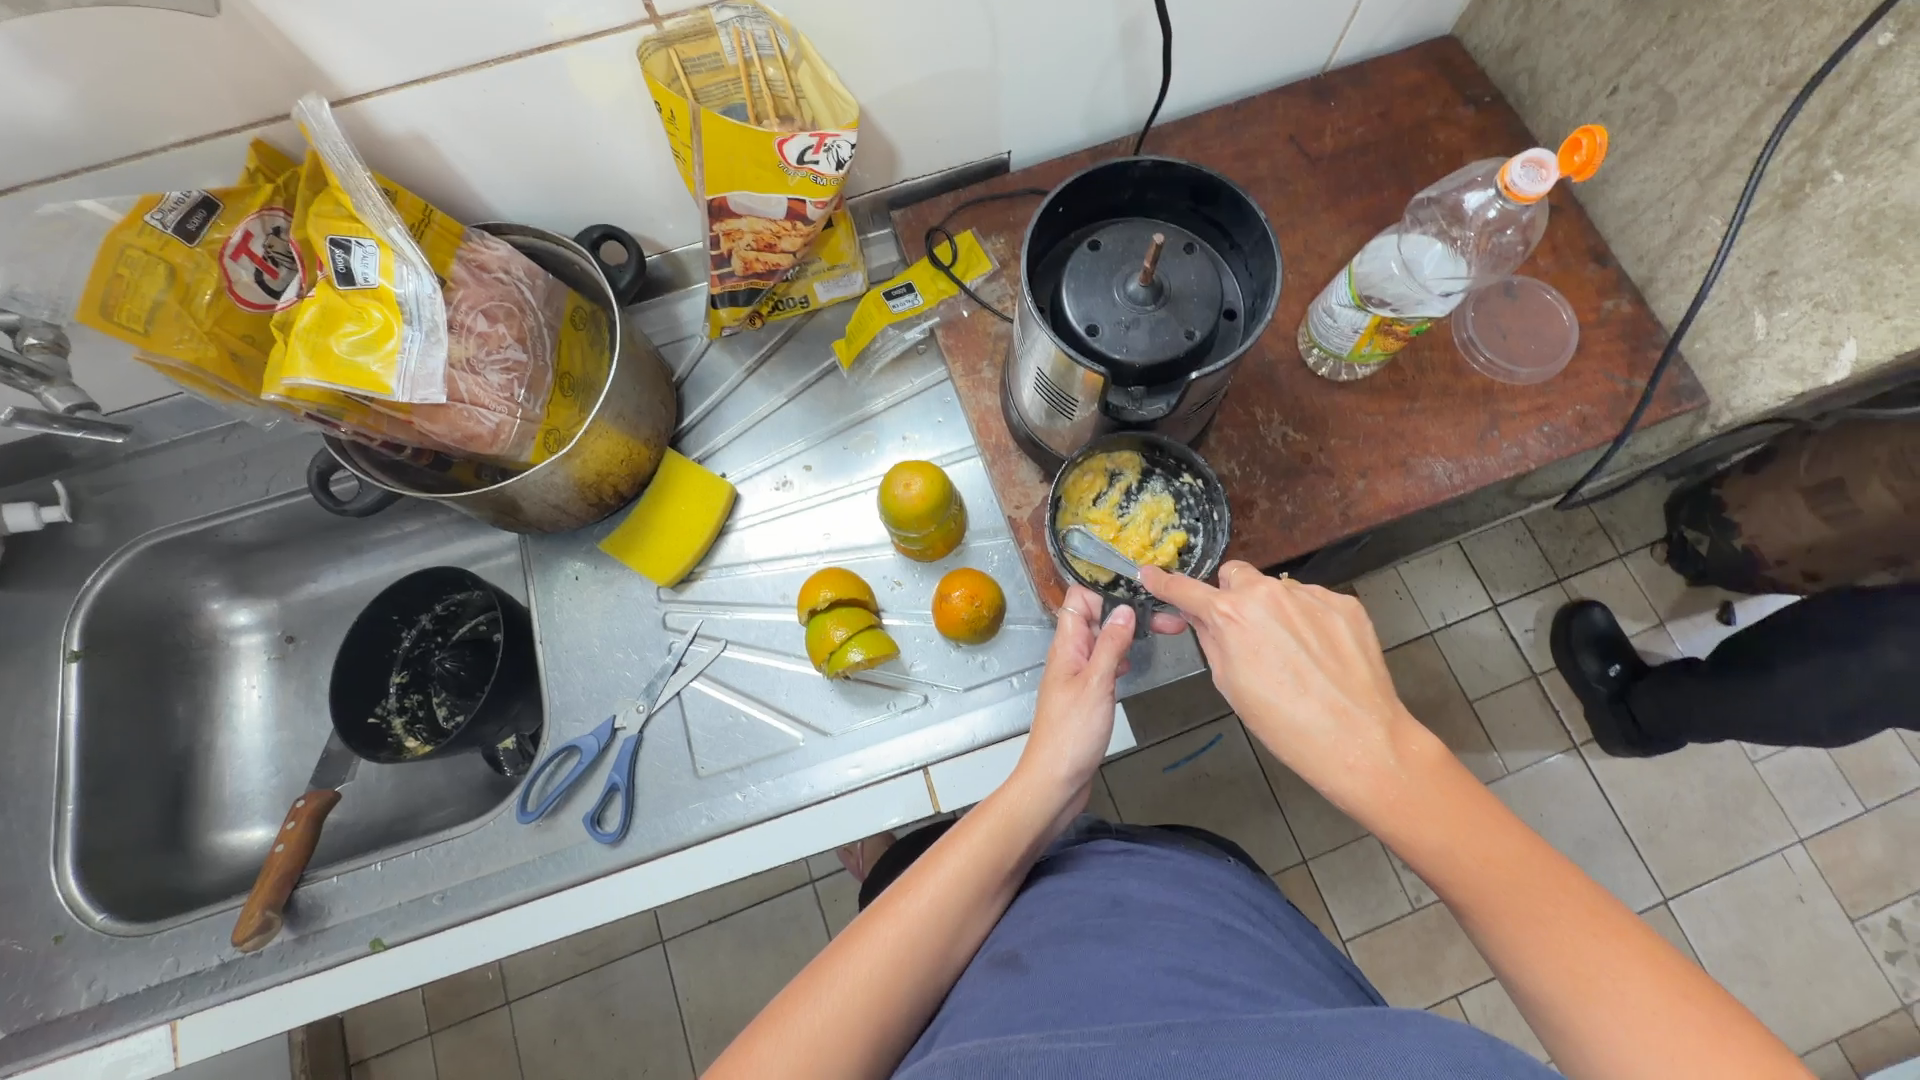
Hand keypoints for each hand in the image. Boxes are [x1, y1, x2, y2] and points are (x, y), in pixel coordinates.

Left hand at [1013, 587, 1181, 820]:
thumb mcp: (1096, 684)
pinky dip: (1120, 657)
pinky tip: (1134, 661)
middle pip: (1095, 617)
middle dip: (1126, 610)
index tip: (1137, 588)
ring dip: (1126, 633)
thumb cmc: (1070, 736)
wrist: (1055, 780)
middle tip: (1164, 616)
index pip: (1079, 599)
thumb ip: (1110, 645)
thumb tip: (1124, 610)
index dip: (1104, 589)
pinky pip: (1103, 663)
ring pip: (1102, 640)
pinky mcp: (1086, 694)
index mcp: (1066, 647)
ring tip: (1159, 630)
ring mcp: (1077, 675)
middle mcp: (1070, 656)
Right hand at [1138, 561, 1421, 812]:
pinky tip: (1317, 654)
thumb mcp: (1229, 683)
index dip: (1164, 582)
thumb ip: (1210, 640)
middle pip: (1235, 575)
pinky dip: (1308, 620)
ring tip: (1290, 654)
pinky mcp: (1344, 604)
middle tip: (1239, 629)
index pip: (1185, 589)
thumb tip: (1199, 617)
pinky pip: (1313, 601)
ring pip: (1276, 588)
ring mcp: (1310, 596)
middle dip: (1230, 595)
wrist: (1357, 739)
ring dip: (1272, 609)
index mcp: (1231, 615)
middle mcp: (1269, 594)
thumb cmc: (1285, 723)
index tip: (1151, 574)